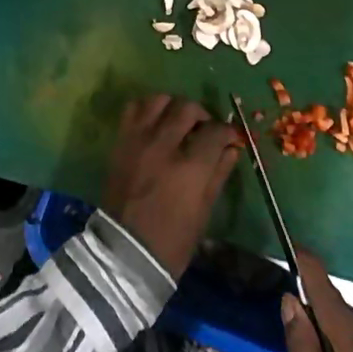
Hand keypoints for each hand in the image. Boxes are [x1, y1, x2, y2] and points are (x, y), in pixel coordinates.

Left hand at [101, 94, 241, 278]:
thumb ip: (218, 173)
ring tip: (179, 122)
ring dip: (174, 107)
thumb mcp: (204, 211)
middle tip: (204, 130)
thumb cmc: (172, 240)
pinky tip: (155, 122)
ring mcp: (139, 140)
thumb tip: (232, 148)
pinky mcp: (121, 141)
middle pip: (188, 108)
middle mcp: (164, 145)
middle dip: (202, 116)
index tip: (229, 138)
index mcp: (190, 168)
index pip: (215, 131)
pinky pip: (134, 108)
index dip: (227, 131)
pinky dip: (147, 108)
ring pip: (160, 100)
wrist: (126, 251)